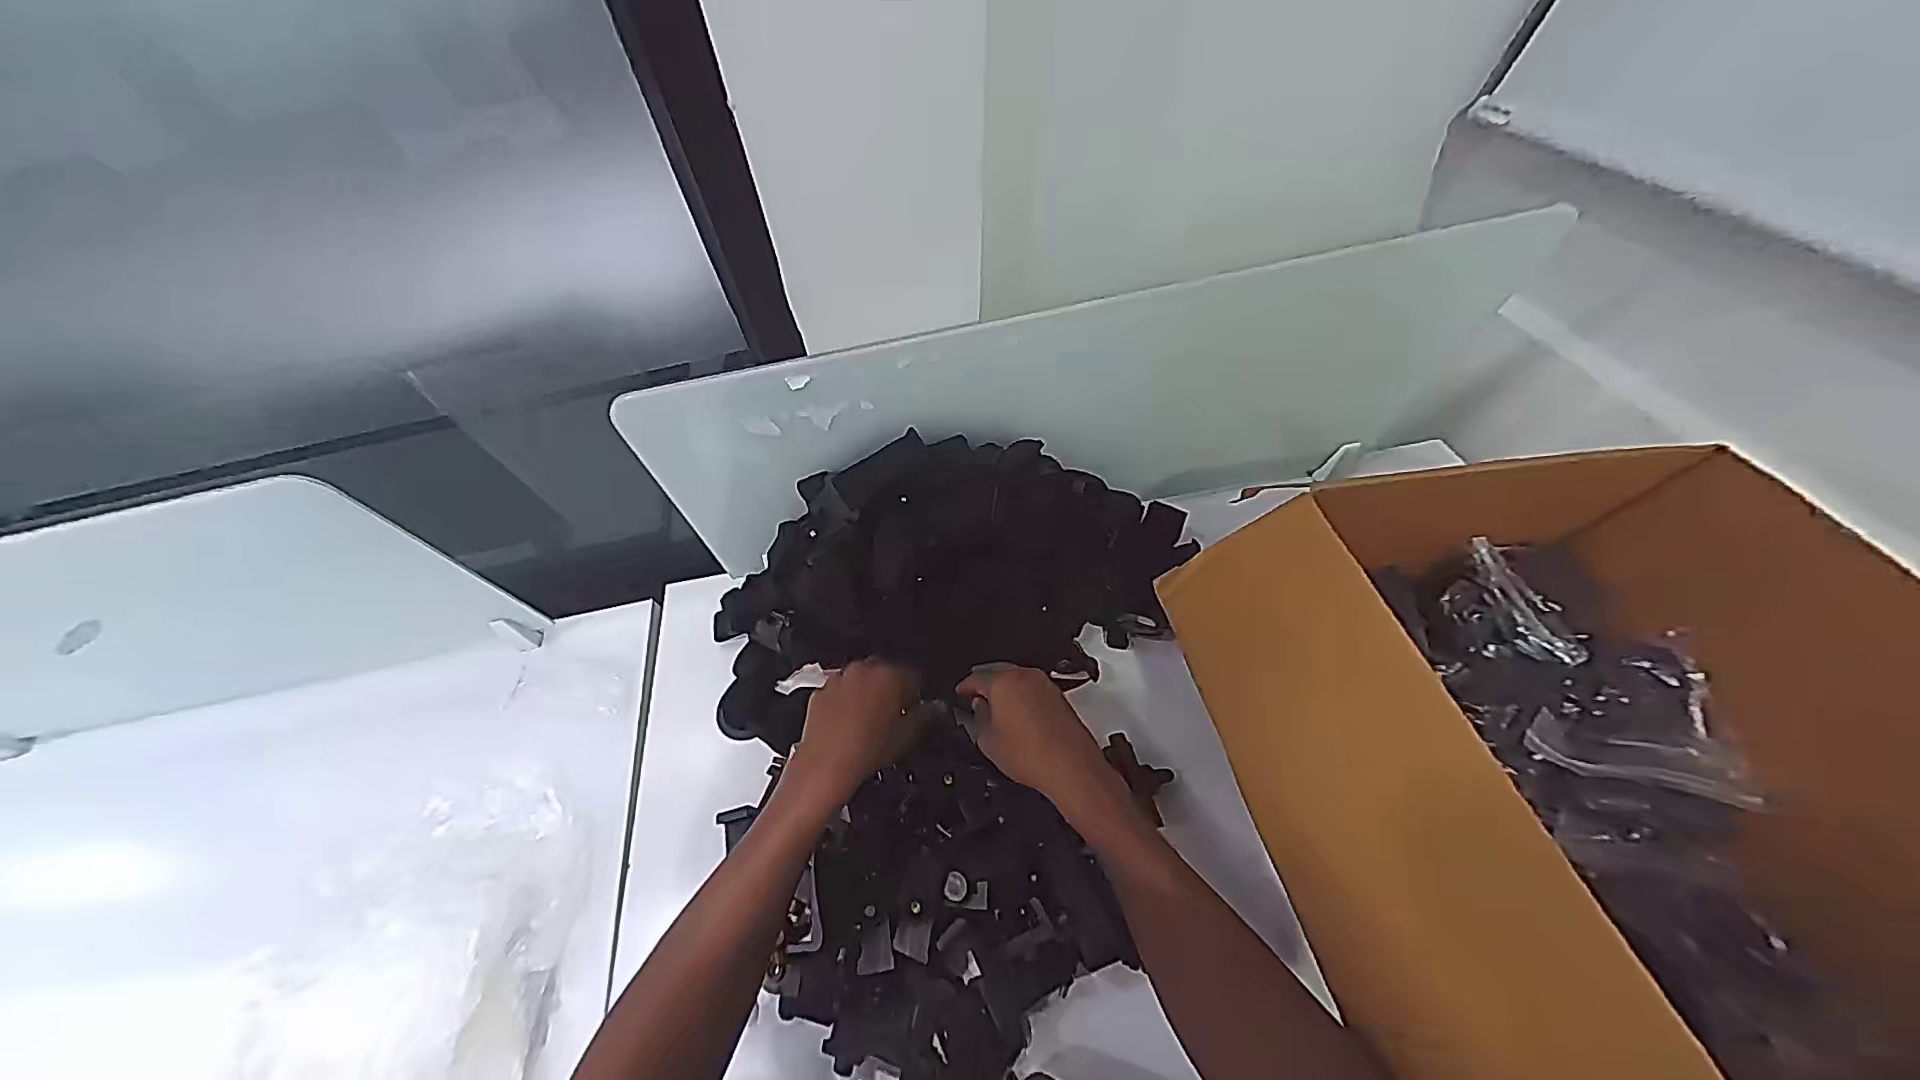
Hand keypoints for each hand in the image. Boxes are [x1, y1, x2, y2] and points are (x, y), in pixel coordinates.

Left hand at [784, 660, 920, 802]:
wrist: (824, 768)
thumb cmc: (861, 753)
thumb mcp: (906, 737)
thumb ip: (925, 717)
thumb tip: (933, 711)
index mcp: (890, 676)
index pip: (914, 675)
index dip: (917, 693)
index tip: (916, 706)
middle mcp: (863, 671)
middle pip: (886, 675)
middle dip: (892, 692)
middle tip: (894, 717)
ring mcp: (839, 680)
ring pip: (861, 682)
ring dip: (868, 696)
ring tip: (870, 724)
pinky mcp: (821, 692)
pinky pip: (840, 692)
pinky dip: (846, 702)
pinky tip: (850, 725)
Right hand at [956, 666, 1136, 830]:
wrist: (1070, 767)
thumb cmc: (1034, 755)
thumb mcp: (988, 741)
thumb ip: (978, 718)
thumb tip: (980, 710)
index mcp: (1004, 683)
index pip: (976, 677)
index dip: (965, 686)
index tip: (961, 691)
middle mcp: (1026, 678)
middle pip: (998, 674)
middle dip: (986, 686)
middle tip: (976, 699)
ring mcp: (1045, 685)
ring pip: (1018, 681)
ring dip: (1006, 692)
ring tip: (999, 713)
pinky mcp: (1058, 696)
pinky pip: (1033, 690)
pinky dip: (1023, 699)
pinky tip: (1020, 719)